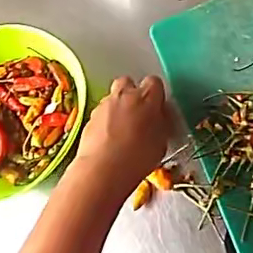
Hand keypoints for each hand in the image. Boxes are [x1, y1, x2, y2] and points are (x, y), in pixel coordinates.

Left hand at [71, 75, 169, 191]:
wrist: (103, 170)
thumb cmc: (139, 156)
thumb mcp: (162, 140)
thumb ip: (162, 122)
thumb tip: (160, 118)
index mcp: (147, 97)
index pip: (154, 82)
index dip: (156, 94)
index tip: (158, 107)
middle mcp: (124, 95)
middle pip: (128, 82)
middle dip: (133, 93)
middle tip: (139, 112)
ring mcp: (104, 105)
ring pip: (113, 98)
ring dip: (118, 108)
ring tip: (123, 130)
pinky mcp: (89, 118)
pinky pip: (101, 114)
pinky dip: (105, 121)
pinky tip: (110, 139)